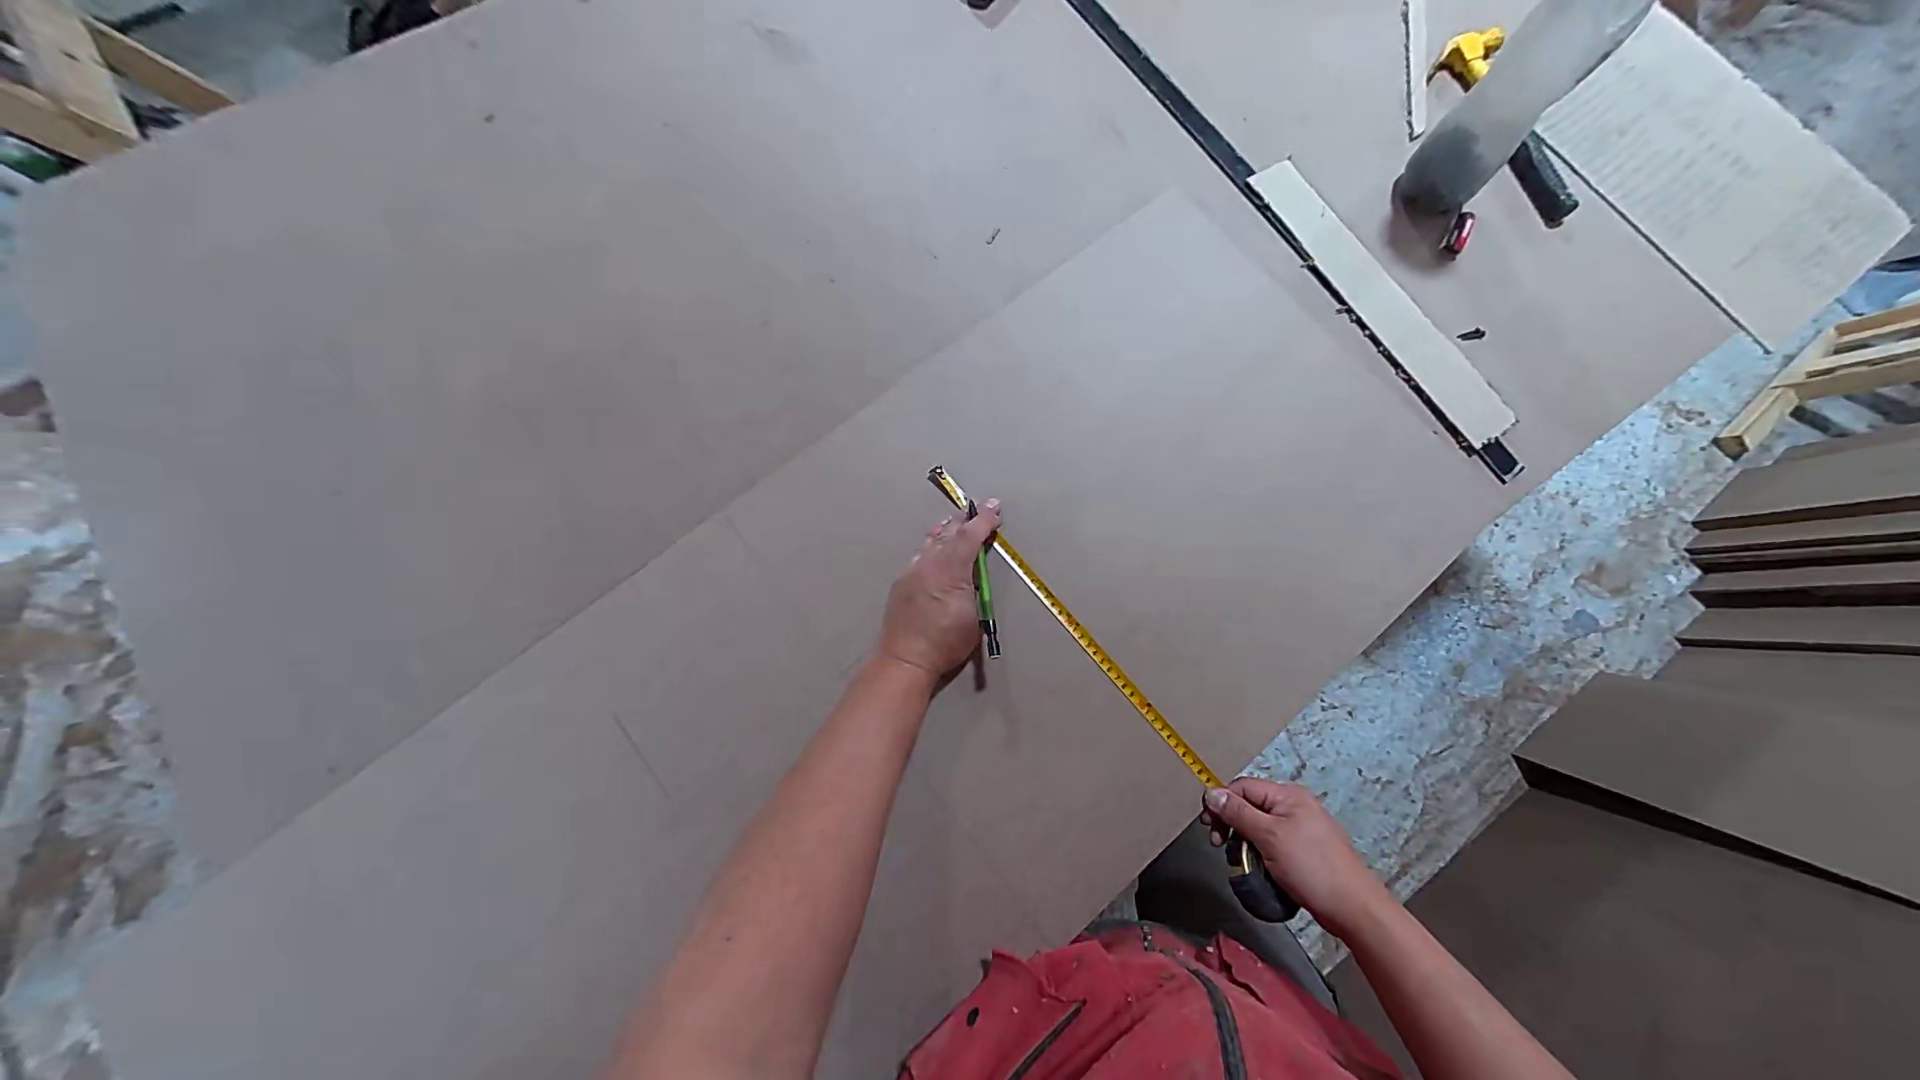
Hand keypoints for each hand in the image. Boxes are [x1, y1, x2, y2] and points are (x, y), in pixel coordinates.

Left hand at [874, 499, 1001, 679]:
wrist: (906, 658)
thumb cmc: (946, 643)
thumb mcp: (975, 616)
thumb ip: (974, 590)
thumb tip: (972, 577)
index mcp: (952, 570)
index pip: (970, 536)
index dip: (984, 520)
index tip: (995, 508)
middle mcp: (930, 564)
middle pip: (949, 533)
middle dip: (965, 521)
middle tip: (977, 511)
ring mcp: (912, 572)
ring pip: (931, 542)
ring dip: (945, 531)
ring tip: (953, 523)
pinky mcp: (901, 583)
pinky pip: (920, 557)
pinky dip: (931, 548)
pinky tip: (932, 550)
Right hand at [1202, 778, 1393, 938]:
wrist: (1354, 909)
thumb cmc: (1313, 868)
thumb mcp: (1268, 836)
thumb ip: (1237, 813)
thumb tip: (1211, 793)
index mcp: (1288, 795)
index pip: (1242, 787)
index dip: (1222, 803)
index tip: (1210, 826)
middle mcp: (1294, 806)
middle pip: (1249, 805)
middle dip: (1232, 824)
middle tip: (1221, 844)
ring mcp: (1301, 829)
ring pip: (1258, 826)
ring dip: (1245, 841)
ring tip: (1241, 860)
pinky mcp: (1303, 850)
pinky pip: (1271, 843)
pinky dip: (1260, 852)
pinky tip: (1259, 866)